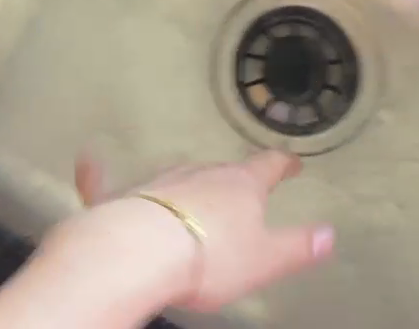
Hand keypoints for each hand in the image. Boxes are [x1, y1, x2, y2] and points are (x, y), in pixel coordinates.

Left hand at [75, 151, 334, 311]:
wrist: (143, 251)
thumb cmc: (211, 255)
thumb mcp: (264, 259)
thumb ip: (298, 245)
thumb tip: (331, 233)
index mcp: (240, 185)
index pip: (268, 166)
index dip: (282, 163)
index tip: (291, 160)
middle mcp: (202, 172)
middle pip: (222, 170)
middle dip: (232, 178)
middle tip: (239, 186)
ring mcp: (161, 180)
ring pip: (179, 176)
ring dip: (187, 182)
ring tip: (191, 193)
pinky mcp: (122, 198)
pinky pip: (108, 181)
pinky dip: (99, 172)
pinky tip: (88, 159)